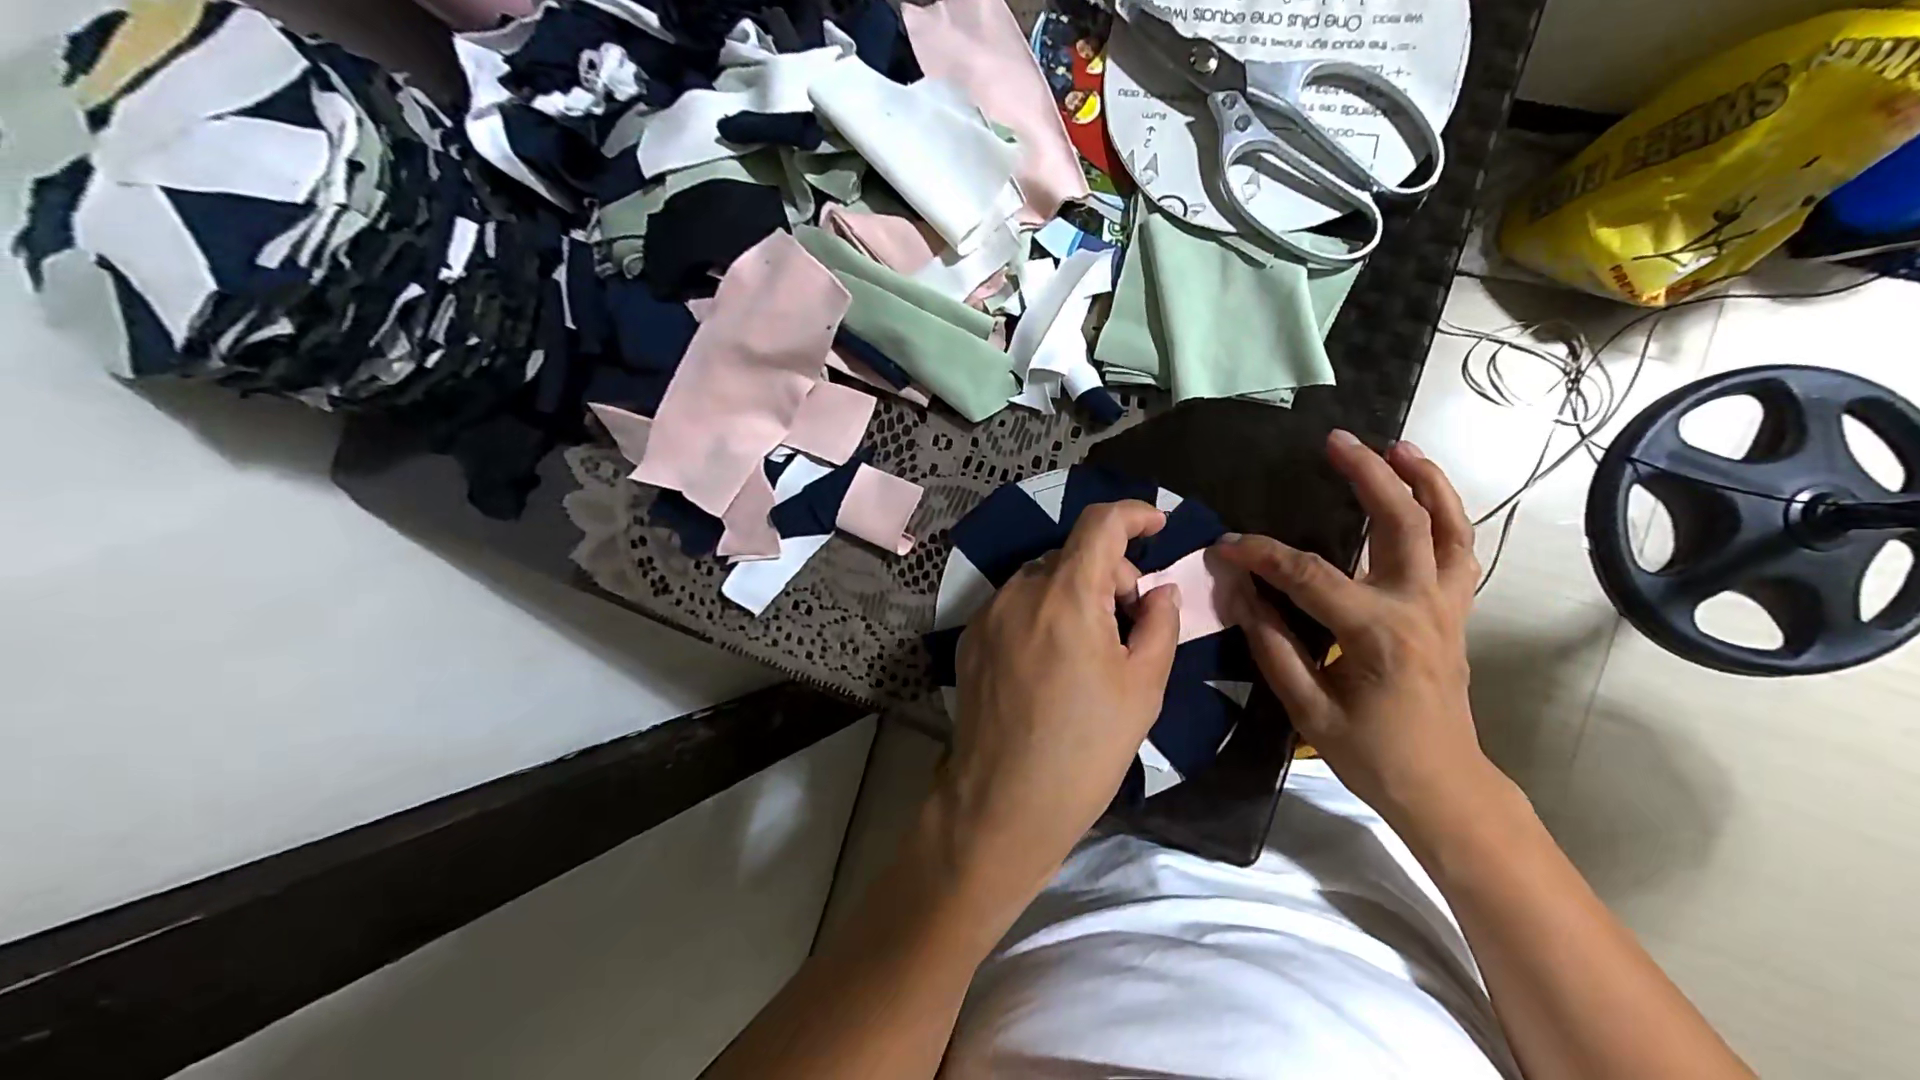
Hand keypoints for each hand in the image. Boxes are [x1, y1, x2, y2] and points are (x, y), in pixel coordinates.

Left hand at [941, 501, 1181, 899]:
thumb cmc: (1086, 747)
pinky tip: (1053, 662)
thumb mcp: (1144, 686)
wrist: (1004, 802)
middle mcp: (1019, 591)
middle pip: (1072, 554)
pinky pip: (1016, 605)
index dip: (1134, 514)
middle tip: (1132, 620)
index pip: (1100, 524)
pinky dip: (1044, 612)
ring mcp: (988, 614)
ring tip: (1093, 647)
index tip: (1157, 526)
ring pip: (1042, 579)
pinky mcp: (970, 639)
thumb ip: (1159, 622)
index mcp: (1066, 594)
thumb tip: (1159, 590)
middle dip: (1110, 572)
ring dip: (1075, 593)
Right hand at [1215, 430, 1497, 823]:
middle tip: (1337, 441)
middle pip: (1401, 523)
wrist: (1442, 786)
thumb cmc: (1370, 753)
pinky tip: (1425, 497)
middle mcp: (1419, 607)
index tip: (1226, 545)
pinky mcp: (1455, 612)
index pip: (1308, 575)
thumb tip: (1239, 589)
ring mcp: (1447, 606)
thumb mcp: (1305, 706)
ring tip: (1397, 446)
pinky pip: (1460, 551)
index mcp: (1376, 633)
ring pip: (1449, 527)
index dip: (1261, 554)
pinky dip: (1447, 515)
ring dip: (1426, 481)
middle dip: (1369, 476)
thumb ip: (1270, 641)